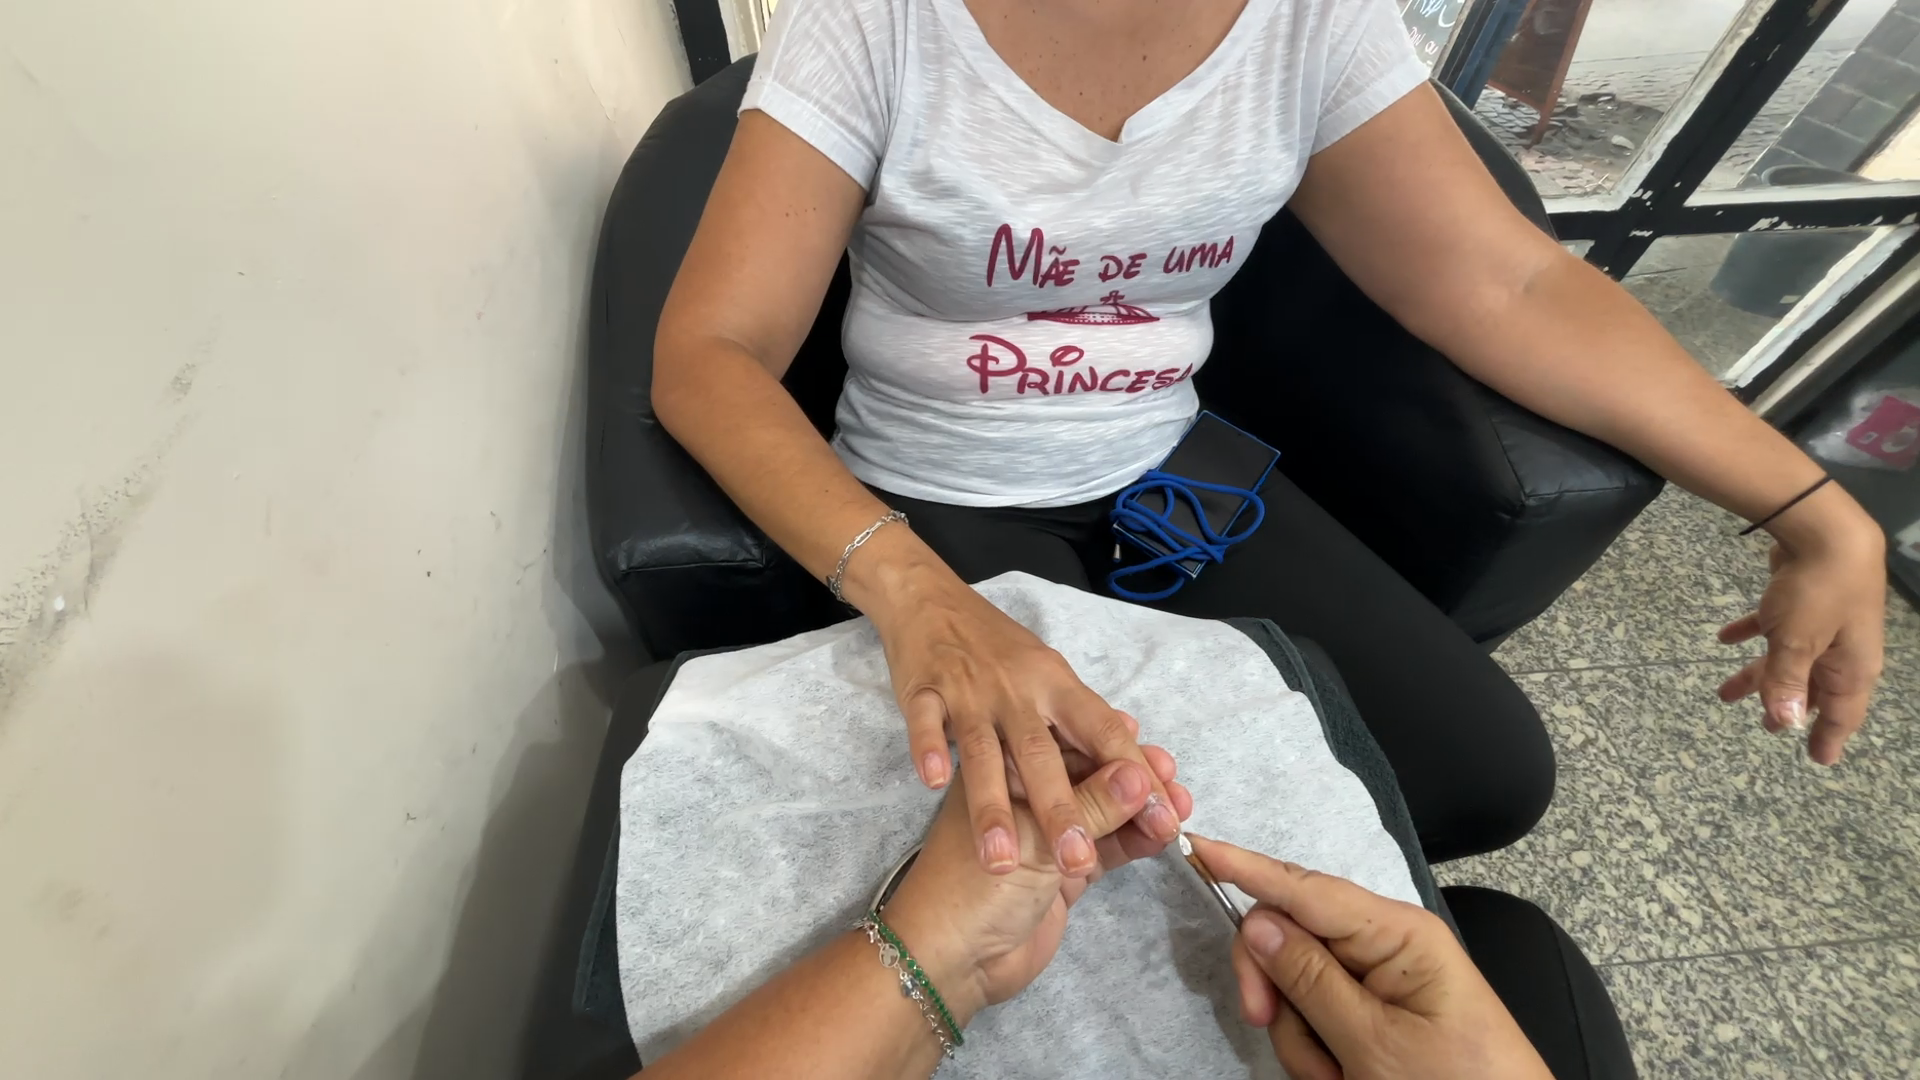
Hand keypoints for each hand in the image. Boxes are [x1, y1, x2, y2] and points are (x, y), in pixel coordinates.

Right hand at [864, 555, 1180, 875]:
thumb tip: (1136, 763)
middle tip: (1078, 859)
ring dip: (992, 805)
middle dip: (1062, 808)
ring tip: (1001, 858)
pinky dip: (930, 748)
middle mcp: (1017, 689)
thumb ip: (1083, 718)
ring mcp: (968, 690)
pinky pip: (927, 722)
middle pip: (1041, 753)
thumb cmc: (996, 644)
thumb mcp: (1047, 672)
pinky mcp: (923, 689)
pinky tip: (934, 781)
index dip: (1135, 774)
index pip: (1103, 731)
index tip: (1165, 819)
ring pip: (983, 751)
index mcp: (1056, 684)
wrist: (931, 600)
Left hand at [882, 745, 1192, 1018]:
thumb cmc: (974, 884)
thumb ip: (1090, 807)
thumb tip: (1140, 775)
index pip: (1065, 746)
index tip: (1149, 750)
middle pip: (1088, 776)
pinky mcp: (1063, 871)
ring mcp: (1048, 833)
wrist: (950, 962)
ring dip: (1139, 809)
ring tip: (1180, 806)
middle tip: (1172, 776)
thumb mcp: (1037, 839)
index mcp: (1007, 769)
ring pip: (1102, 812)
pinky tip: (1163, 836)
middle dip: (1131, 776)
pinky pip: (1105, 848)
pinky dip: (1133, 842)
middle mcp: (1028, 794)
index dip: (1109, 748)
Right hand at [1191, 836, 1549, 1079]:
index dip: (1245, 865)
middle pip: (1290, 933)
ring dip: (1300, 1034)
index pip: (1303, 887)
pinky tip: (1344, 1079)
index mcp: (1397, 934)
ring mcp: (1377, 980)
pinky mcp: (1372, 1014)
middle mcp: (1384, 944)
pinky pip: (1314, 1013)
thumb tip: (1255, 920)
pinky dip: (1316, 1050)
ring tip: (1338, 1079)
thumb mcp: (1378, 1048)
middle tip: (1260, 1021)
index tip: (1194, 844)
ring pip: (1294, 981)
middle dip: (1273, 982)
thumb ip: (1310, 979)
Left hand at [1717, 497, 1885, 763]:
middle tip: (1763, 730)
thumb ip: (1787, 681)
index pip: (1841, 712)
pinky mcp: (1799, 604)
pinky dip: (1749, 634)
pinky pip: (1772, 628)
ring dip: (1757, 675)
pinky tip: (1725, 638)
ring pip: (1785, 660)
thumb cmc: (1815, 595)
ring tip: (1724, 692)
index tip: (1817, 760)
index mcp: (1849, 667)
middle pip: (1810, 688)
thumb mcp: (1795, 642)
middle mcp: (1840, 650)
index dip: (1826, 736)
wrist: (1825, 539)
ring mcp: (1821, 626)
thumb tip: (1785, 722)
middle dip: (1786, 709)